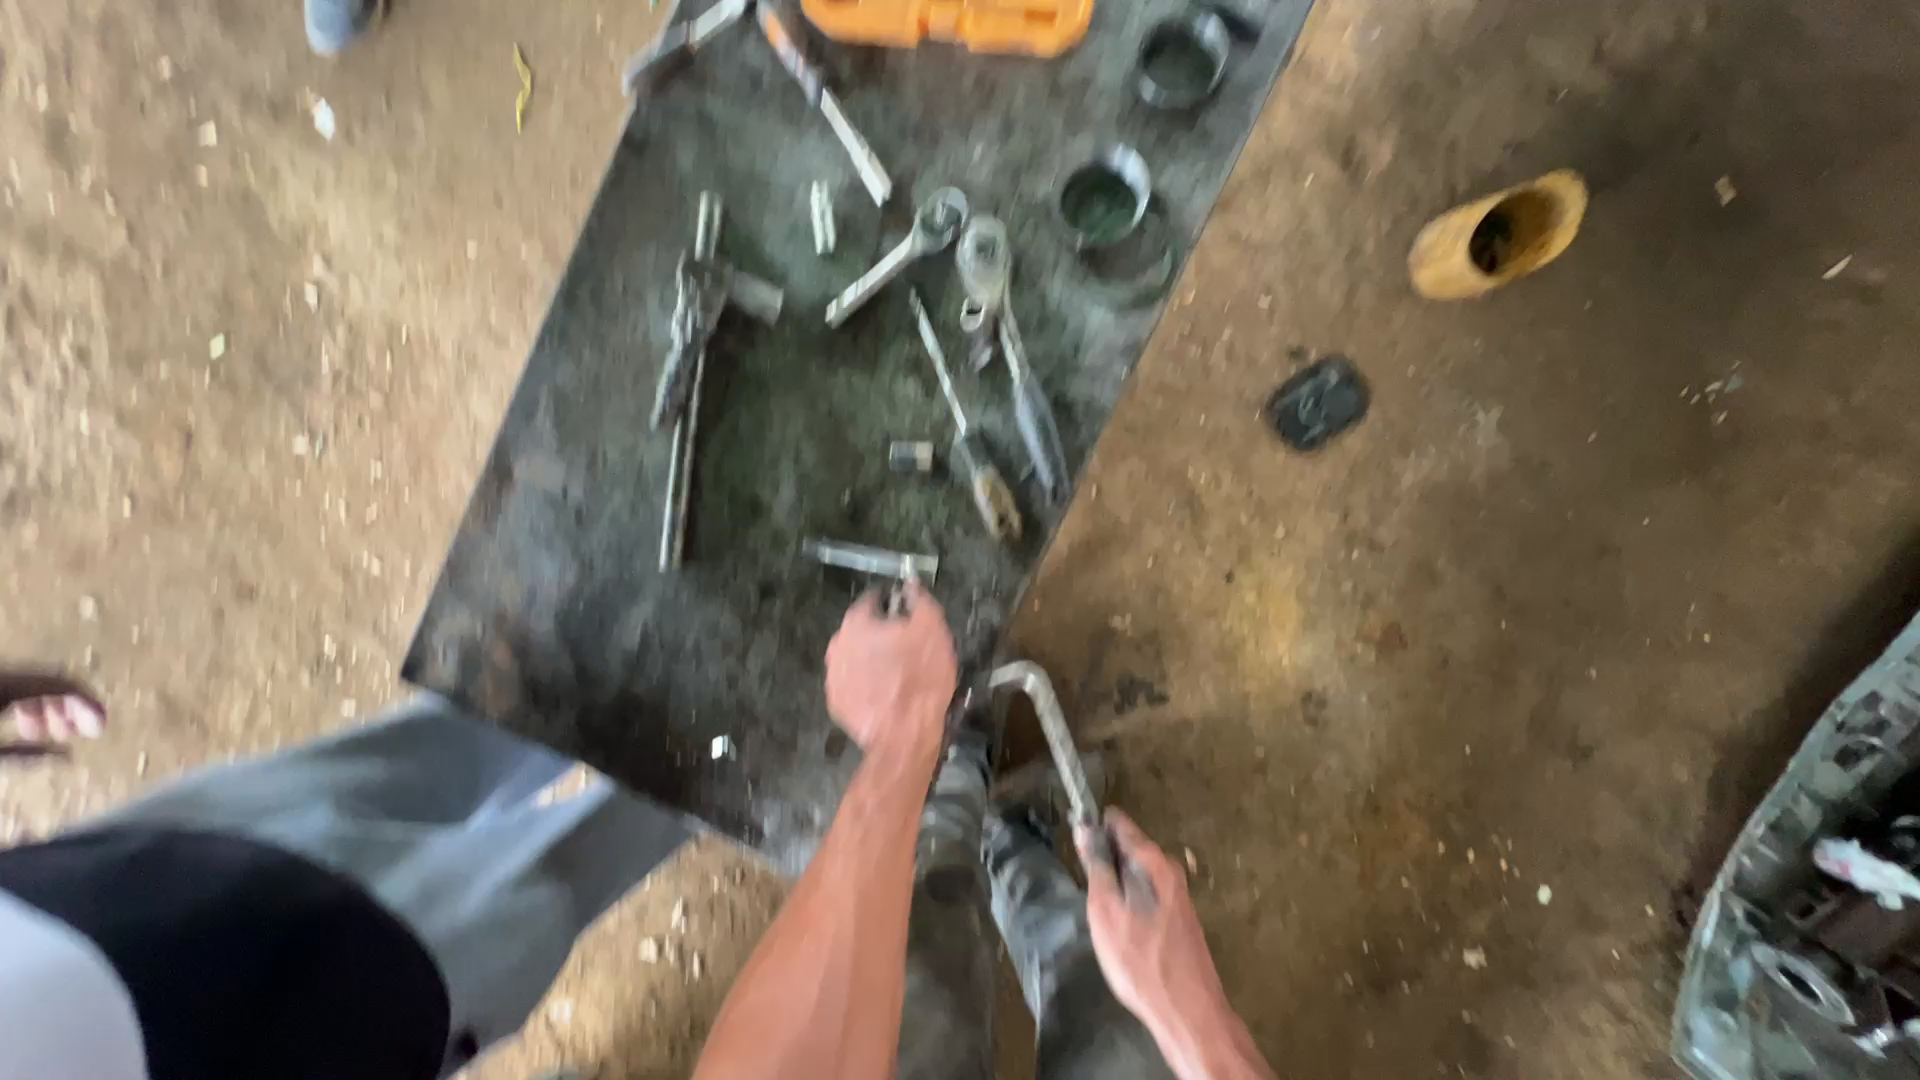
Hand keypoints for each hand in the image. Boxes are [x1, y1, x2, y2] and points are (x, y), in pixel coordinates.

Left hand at [824, 583, 956, 756]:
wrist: (904, 734)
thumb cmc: (921, 676)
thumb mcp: (933, 629)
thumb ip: (919, 599)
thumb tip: (910, 584)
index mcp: (856, 622)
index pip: (872, 600)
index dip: (893, 604)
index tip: (909, 614)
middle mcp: (837, 645)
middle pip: (862, 630)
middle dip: (882, 633)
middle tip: (908, 647)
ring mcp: (832, 676)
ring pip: (856, 658)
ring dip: (873, 660)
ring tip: (899, 673)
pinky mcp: (836, 703)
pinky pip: (854, 685)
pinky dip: (867, 685)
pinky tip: (887, 694)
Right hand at [1077, 809, 1228, 1030]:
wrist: (1188, 1011)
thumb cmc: (1139, 958)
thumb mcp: (1105, 909)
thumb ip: (1095, 864)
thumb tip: (1085, 826)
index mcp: (1151, 859)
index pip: (1118, 821)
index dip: (1092, 827)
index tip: (1075, 846)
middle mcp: (1169, 867)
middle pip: (1128, 845)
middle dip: (1105, 858)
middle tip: (1087, 889)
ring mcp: (1178, 891)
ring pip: (1137, 870)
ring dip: (1117, 881)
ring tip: (1102, 912)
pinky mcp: (1180, 914)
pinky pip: (1148, 890)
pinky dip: (1131, 898)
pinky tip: (1123, 928)